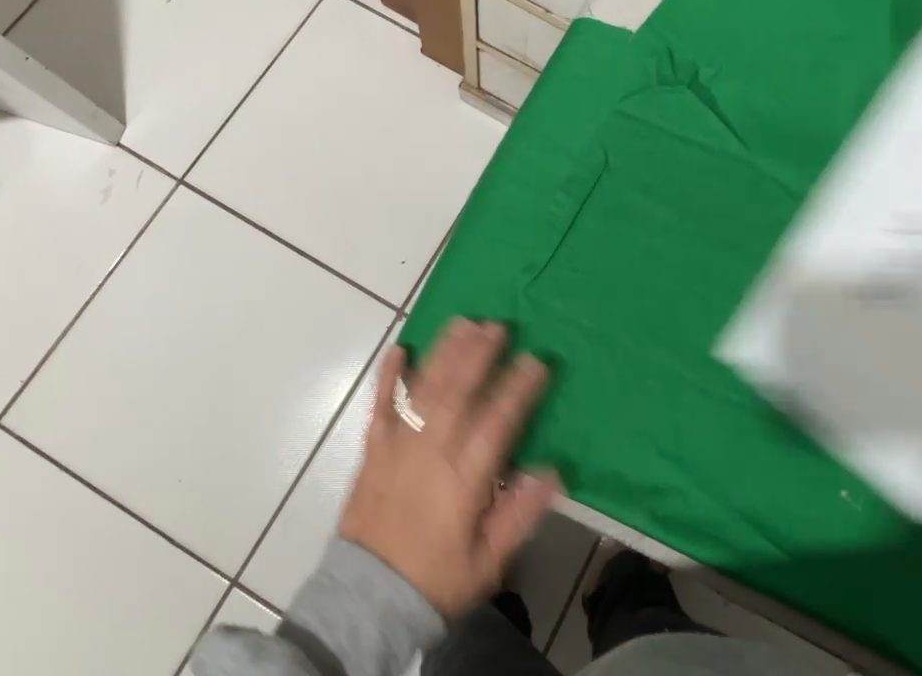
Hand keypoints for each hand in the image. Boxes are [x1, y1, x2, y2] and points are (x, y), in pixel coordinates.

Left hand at [339, 319, 559, 619]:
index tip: (537, 360)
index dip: (518, 389)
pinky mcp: (372, 453)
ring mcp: (397, 449)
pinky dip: (388, 377)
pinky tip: (399, 350)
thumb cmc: (436, 579)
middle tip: (497, 324)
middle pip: (457, 394)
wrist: (369, 599)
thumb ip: (519, 515)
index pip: (496, 422)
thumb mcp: (488, 561)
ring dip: (443, 354)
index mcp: (463, 480)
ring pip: (423, 391)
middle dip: (478, 356)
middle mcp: (430, 454)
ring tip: (462, 323)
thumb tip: (552, 472)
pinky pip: (380, 407)